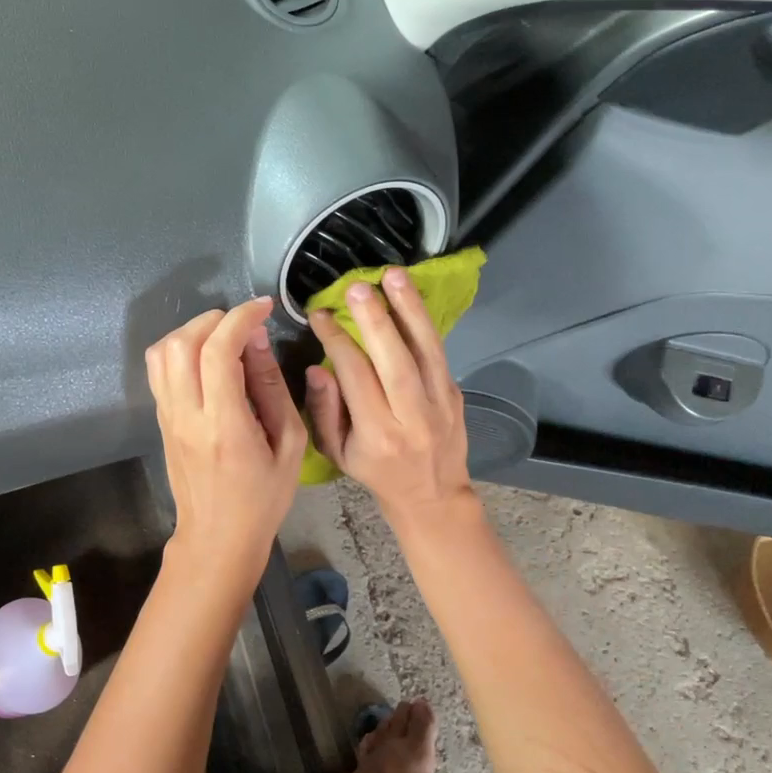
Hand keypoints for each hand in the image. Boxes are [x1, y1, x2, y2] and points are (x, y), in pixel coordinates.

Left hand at [145, 297, 307, 576]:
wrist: (216, 538)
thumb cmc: (262, 499)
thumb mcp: (289, 446)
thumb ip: (273, 389)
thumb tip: (257, 341)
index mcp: (224, 424)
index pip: (218, 351)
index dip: (240, 318)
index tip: (263, 307)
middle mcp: (187, 414)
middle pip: (182, 343)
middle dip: (214, 319)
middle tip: (244, 321)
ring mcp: (168, 416)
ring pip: (162, 353)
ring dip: (191, 330)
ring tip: (223, 336)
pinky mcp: (160, 419)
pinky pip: (158, 370)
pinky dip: (178, 349)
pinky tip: (205, 356)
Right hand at [305, 267, 472, 521]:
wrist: (433, 497)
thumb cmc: (375, 473)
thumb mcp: (337, 452)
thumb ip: (325, 410)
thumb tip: (316, 367)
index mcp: (378, 434)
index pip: (356, 377)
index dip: (337, 341)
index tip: (321, 314)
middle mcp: (412, 417)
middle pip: (395, 361)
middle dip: (376, 320)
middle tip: (357, 287)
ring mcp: (440, 404)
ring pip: (426, 351)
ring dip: (410, 309)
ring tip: (393, 275)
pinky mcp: (455, 394)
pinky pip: (438, 353)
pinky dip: (423, 323)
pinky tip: (410, 297)